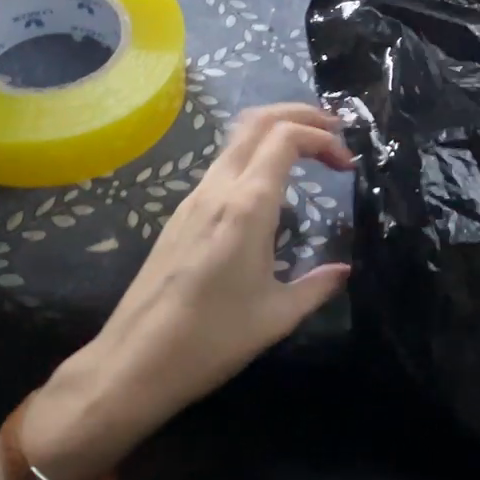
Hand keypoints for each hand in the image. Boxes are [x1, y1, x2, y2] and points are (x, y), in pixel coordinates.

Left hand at [19, 104, 355, 479]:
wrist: (132, 364)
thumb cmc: (211, 340)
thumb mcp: (277, 316)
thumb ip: (317, 286)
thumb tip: (344, 270)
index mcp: (247, 206)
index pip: (286, 137)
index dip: (323, 137)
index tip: (347, 165)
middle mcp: (218, 190)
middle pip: (257, 121)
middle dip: (300, 115)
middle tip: (334, 133)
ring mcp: (193, 200)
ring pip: (236, 140)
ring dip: (276, 132)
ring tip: (309, 152)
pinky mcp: (180, 216)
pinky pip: (223, 166)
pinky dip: (255, 157)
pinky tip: (272, 190)